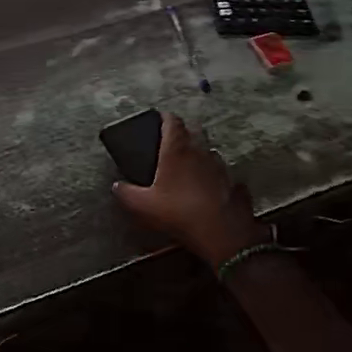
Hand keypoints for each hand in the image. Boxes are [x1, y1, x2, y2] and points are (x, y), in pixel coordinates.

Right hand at [112, 113, 268, 267]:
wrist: (221, 234)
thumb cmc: (180, 213)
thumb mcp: (143, 205)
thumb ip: (126, 193)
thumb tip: (116, 187)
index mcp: (177, 150)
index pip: (173, 122)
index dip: (165, 117)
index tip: (160, 118)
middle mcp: (201, 152)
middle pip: (195, 129)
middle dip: (185, 130)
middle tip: (174, 138)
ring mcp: (221, 167)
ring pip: (211, 151)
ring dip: (201, 153)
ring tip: (191, 164)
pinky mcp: (235, 184)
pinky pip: (225, 174)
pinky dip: (217, 176)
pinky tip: (212, 187)